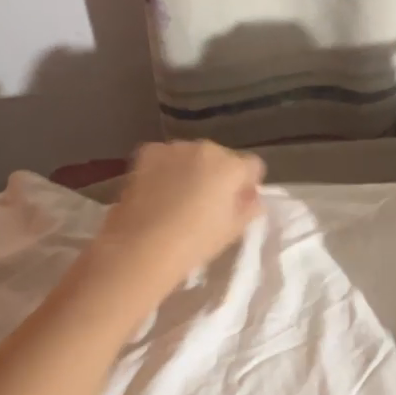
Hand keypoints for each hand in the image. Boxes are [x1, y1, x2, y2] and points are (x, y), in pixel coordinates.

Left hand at [85, 141, 264, 294]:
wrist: (142, 246)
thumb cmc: (194, 243)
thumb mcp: (232, 231)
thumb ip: (248, 208)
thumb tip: (250, 198)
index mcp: (232, 167)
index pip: (252, 166)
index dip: (247, 184)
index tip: (238, 202)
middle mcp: (206, 149)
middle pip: (221, 158)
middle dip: (218, 174)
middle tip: (207, 202)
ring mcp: (174, 148)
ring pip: (192, 155)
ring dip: (191, 169)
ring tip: (178, 198)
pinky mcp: (147, 152)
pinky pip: (165, 156)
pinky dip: (165, 168)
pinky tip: (157, 191)